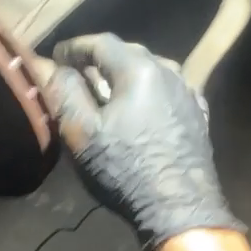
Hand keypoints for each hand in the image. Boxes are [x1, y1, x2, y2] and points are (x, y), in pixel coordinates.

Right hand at [45, 34, 243, 248]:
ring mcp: (188, 94)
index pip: (100, 42)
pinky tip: (139, 111)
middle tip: (76, 76)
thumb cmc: (125, 170)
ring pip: (150, 72)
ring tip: (106, 94)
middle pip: (128, 53)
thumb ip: (64, 93)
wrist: (180, 208)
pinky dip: (147, 94)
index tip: (56, 58)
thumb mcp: (82, 133)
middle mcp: (169, 72)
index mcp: (139, 69)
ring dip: (124, 77)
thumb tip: (52, 67)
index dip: (74, 48)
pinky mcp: (198, 117)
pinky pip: (167, 93)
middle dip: (99, 61)